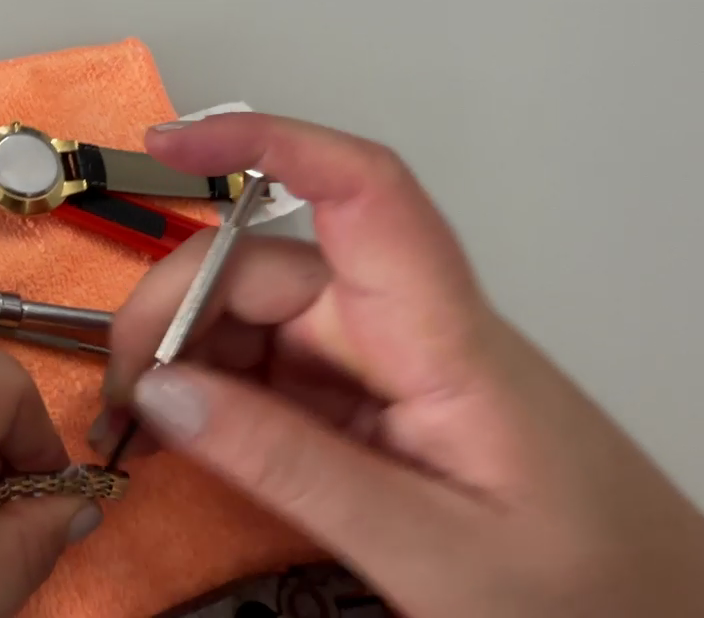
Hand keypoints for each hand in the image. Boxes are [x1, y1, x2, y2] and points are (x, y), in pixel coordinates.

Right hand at [94, 113, 703, 616]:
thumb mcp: (437, 557)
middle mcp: (391, 324)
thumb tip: (158, 391)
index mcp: (439, 336)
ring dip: (172, 356)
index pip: (361, 192)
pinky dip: (194, 387)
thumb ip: (290, 469)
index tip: (166, 142)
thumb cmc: (589, 600)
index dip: (263, 143)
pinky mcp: (342, 391)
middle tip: (123, 392)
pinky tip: (170, 428)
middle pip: (255, 269)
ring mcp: (363, 356)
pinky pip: (245, 362)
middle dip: (171, 313)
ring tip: (137, 423)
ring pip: (236, 314)